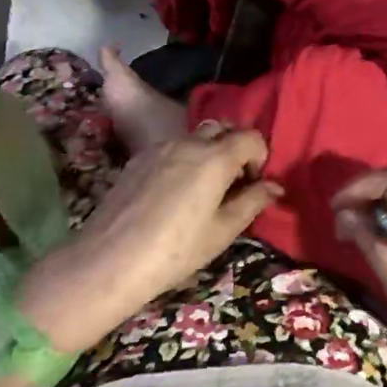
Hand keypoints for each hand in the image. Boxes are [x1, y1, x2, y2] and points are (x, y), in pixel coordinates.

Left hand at [17, 121, 280, 351]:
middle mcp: (188, 142)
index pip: (251, 137)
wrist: (111, 259)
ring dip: (208, 152)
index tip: (253, 185)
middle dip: (234, 147)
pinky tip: (174, 193)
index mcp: (215, 158)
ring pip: (194, 136)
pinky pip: (171, 147)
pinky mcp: (137, 159)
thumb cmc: (176, 250)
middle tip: (233, 183)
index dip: (260, 157)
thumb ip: (252, 202)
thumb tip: (275, 187)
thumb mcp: (222, 231)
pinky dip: (184, 158)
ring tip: (204, 190)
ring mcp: (159, 147)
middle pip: (221, 128)